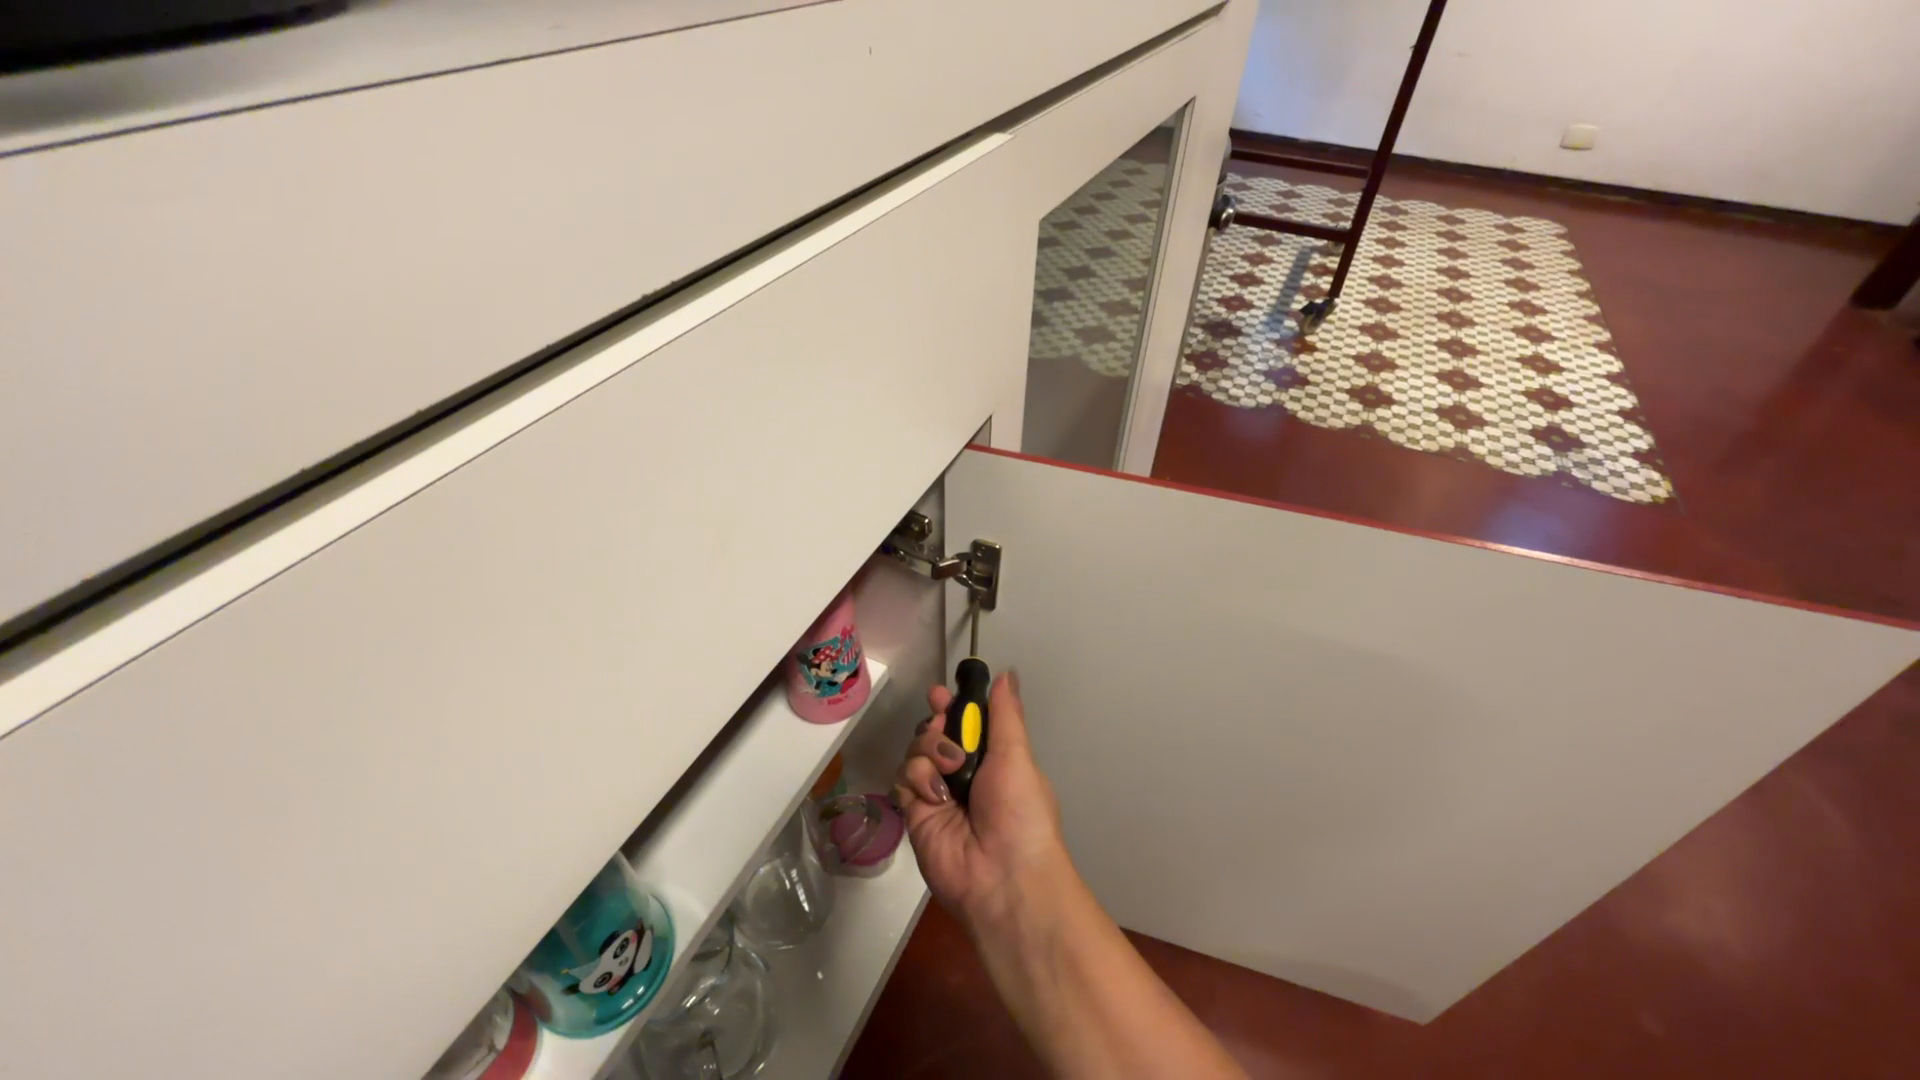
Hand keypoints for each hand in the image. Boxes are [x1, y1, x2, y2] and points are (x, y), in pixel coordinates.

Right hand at [893, 672, 1073, 931]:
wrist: (1002, 877)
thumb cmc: (1020, 812)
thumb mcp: (1017, 756)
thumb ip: (1005, 714)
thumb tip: (1007, 674)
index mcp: (994, 760)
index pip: (966, 722)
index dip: (952, 705)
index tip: (942, 694)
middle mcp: (964, 774)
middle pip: (935, 731)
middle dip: (937, 724)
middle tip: (943, 726)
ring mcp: (937, 794)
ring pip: (916, 750)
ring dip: (930, 751)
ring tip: (951, 771)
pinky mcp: (914, 813)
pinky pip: (903, 779)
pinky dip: (917, 780)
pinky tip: (935, 796)